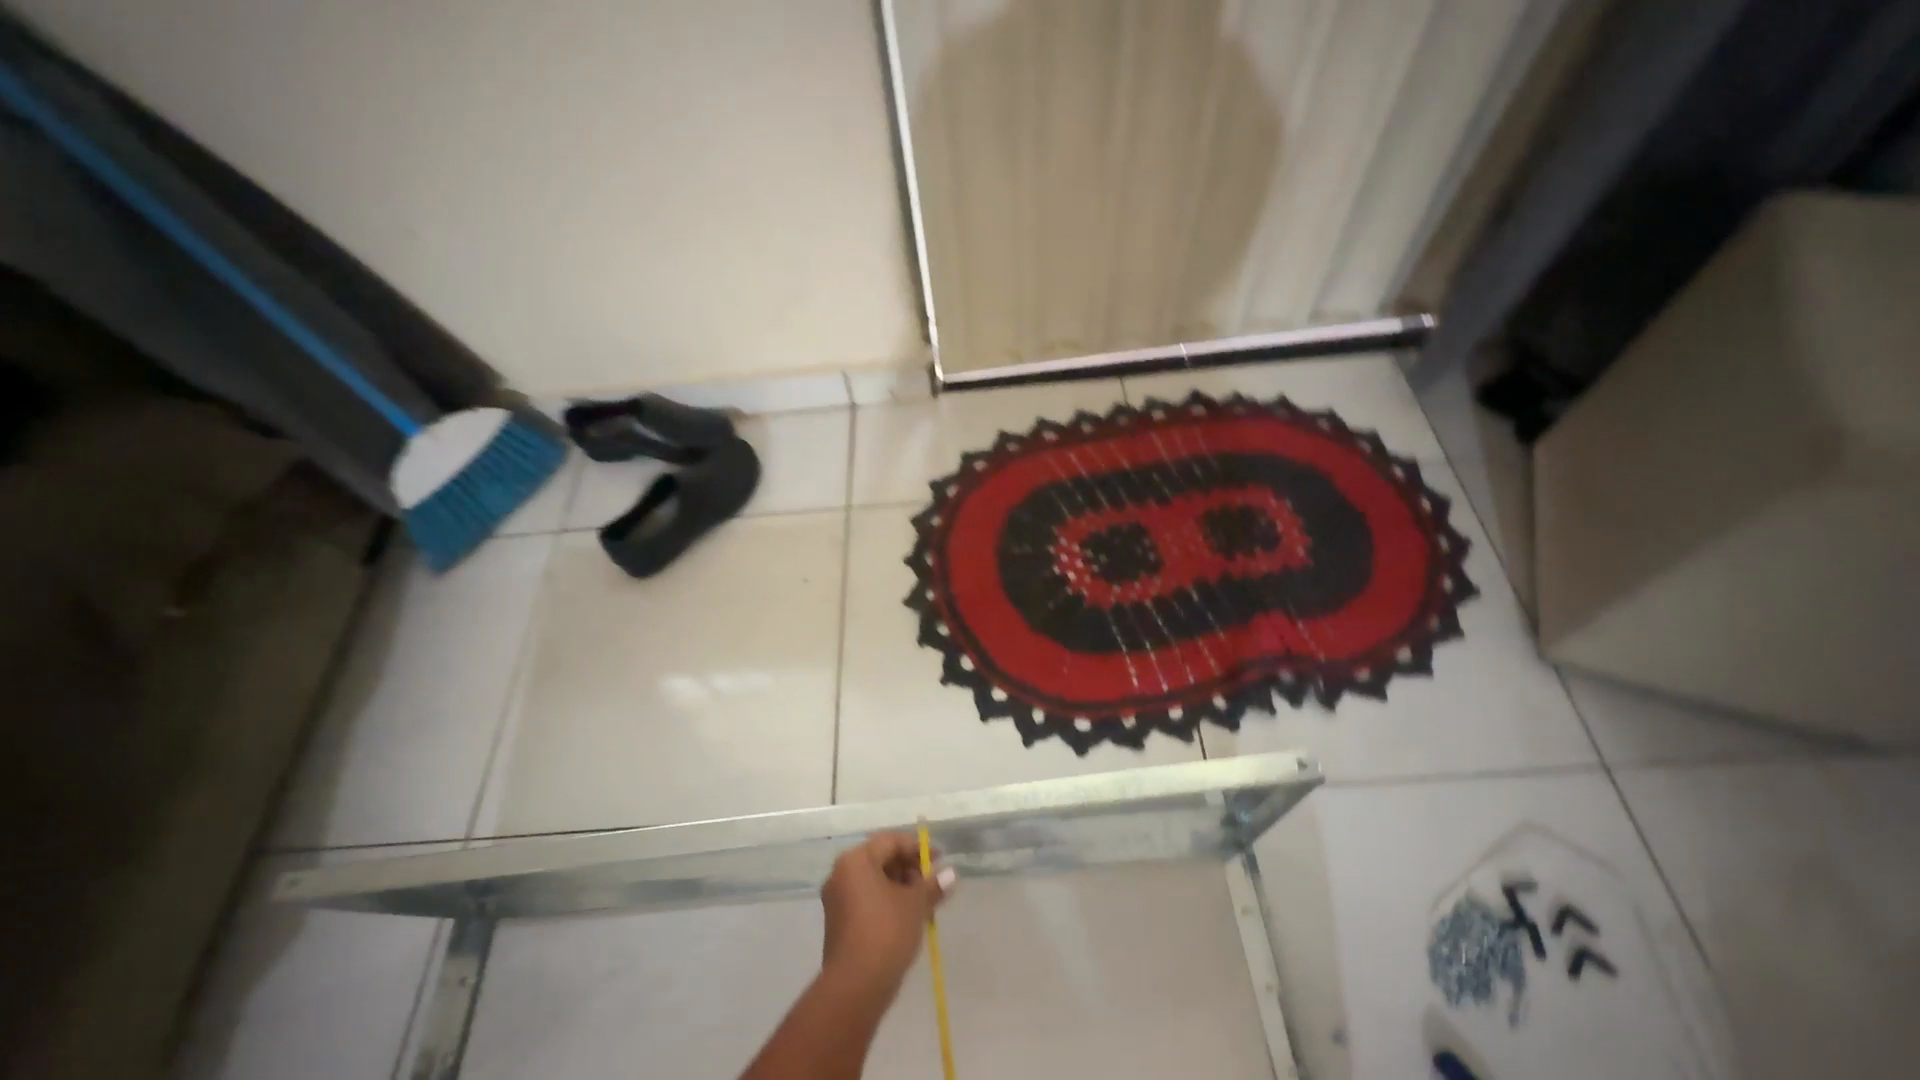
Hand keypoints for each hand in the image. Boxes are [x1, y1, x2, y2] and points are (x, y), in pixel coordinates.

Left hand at [820, 832, 952, 994]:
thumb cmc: (887, 931)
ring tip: (924, 902)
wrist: (856, 984)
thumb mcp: (915, 905)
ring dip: (900, 886)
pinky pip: (866, 899)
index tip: (939, 859)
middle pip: (879, 859)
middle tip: (932, 882)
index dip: (917, 847)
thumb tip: (950, 874)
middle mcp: (841, 874)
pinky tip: (908, 916)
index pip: (889, 841)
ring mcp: (837, 899)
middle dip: (908, 867)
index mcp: (856, 861)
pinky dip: (887, 901)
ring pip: (873, 881)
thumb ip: (932, 885)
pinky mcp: (839, 922)